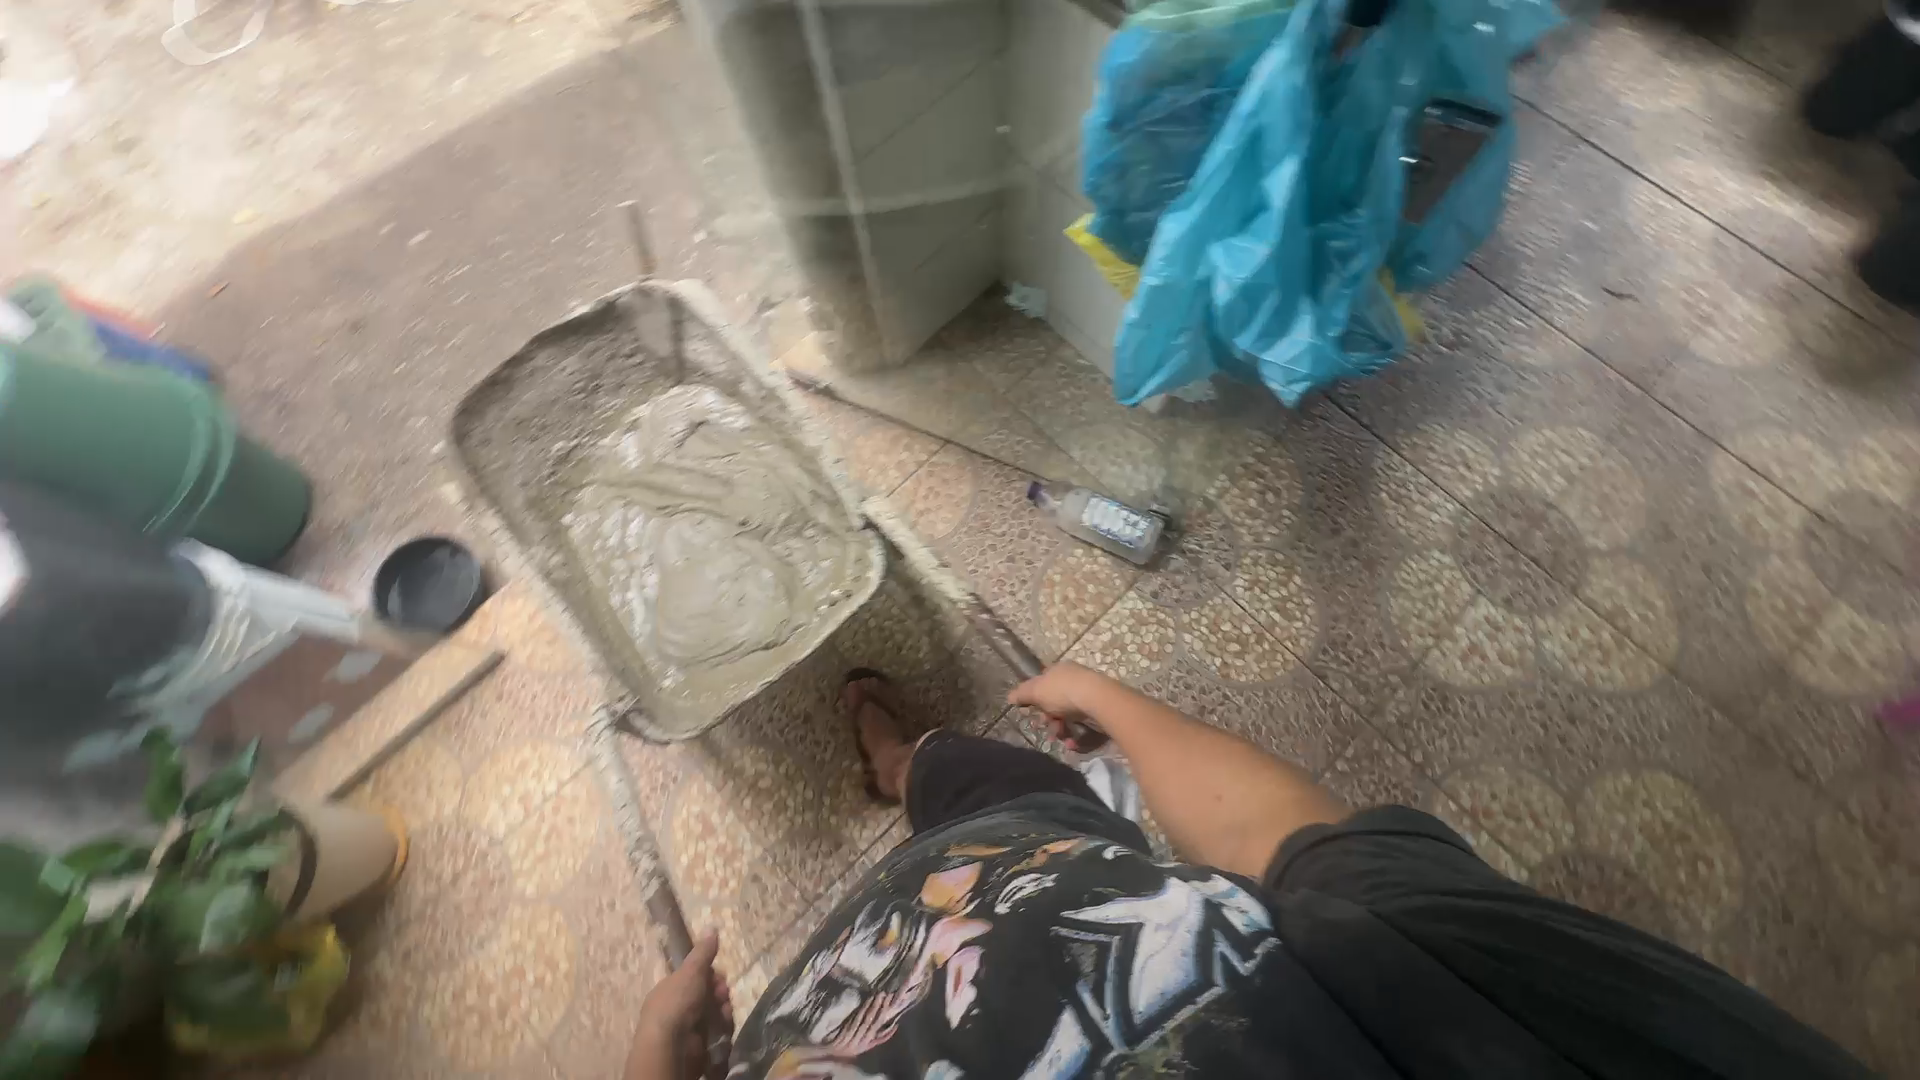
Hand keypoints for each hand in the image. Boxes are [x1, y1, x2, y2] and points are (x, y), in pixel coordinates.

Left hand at [626, 931, 733, 1079]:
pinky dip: (722, 1026)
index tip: (718, 974)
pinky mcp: (696, 1046)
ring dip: (723, 1009)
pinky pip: (715, 1031)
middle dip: (718, 991)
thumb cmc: (676, 1003)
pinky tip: (724, 1025)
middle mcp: (675, 1009)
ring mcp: (685, 1029)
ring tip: (725, 1011)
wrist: (670, 1048)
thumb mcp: (691, 970)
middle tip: (722, 994)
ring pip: (713, 1012)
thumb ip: (703, 951)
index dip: (709, 973)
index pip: (693, 976)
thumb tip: (712, 926)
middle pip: (705, 994)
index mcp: (668, 990)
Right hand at [1008, 662, 1107, 749]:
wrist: (1097, 701)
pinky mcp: (1098, 712)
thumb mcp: (1036, 691)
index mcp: (1059, 671)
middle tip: (1047, 729)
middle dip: (1049, 719)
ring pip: (1068, 717)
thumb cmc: (1062, 692)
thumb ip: (1022, 694)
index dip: (1035, 698)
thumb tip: (1010, 697)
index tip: (1032, 713)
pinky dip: (1076, 736)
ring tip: (1061, 739)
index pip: (1043, 683)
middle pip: (1055, 703)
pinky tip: (1073, 743)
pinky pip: (1082, 726)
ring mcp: (1087, 696)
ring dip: (1061, 731)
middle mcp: (1074, 681)